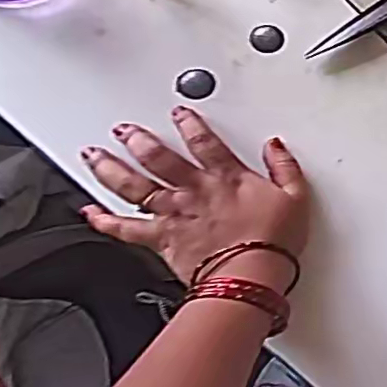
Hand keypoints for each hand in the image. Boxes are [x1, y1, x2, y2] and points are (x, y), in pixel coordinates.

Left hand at [78, 105, 309, 285]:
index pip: (205, 142)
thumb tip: (276, 147)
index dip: (190, 123)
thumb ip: (285, 168)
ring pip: (134, 186)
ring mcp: (175, 214)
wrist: (251, 273)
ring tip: (95, 156)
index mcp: (228, 178)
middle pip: (159, 158)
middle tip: (124, 130)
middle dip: (139, 140)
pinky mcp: (163, 239)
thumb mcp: (296, 197)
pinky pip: (126, 228)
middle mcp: (196, 191)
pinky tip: (90, 212)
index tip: (179, 113)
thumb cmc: (274, 239)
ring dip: (111, 169)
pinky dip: (105, 221)